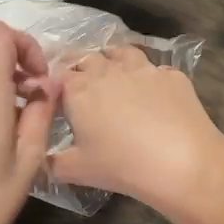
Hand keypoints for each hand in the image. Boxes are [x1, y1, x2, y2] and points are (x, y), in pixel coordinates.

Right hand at [50, 47, 223, 217]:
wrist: (183, 163)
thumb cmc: (122, 166)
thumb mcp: (76, 171)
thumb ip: (51, 162)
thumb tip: (40, 159)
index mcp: (78, 90)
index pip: (57, 75)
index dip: (54, 84)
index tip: (55, 99)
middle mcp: (108, 71)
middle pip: (87, 59)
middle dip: (81, 69)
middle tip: (82, 89)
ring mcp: (143, 69)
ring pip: (121, 53)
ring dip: (112, 61)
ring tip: (113, 76)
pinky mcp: (172, 75)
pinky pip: (154, 68)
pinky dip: (146, 76)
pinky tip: (151, 93)